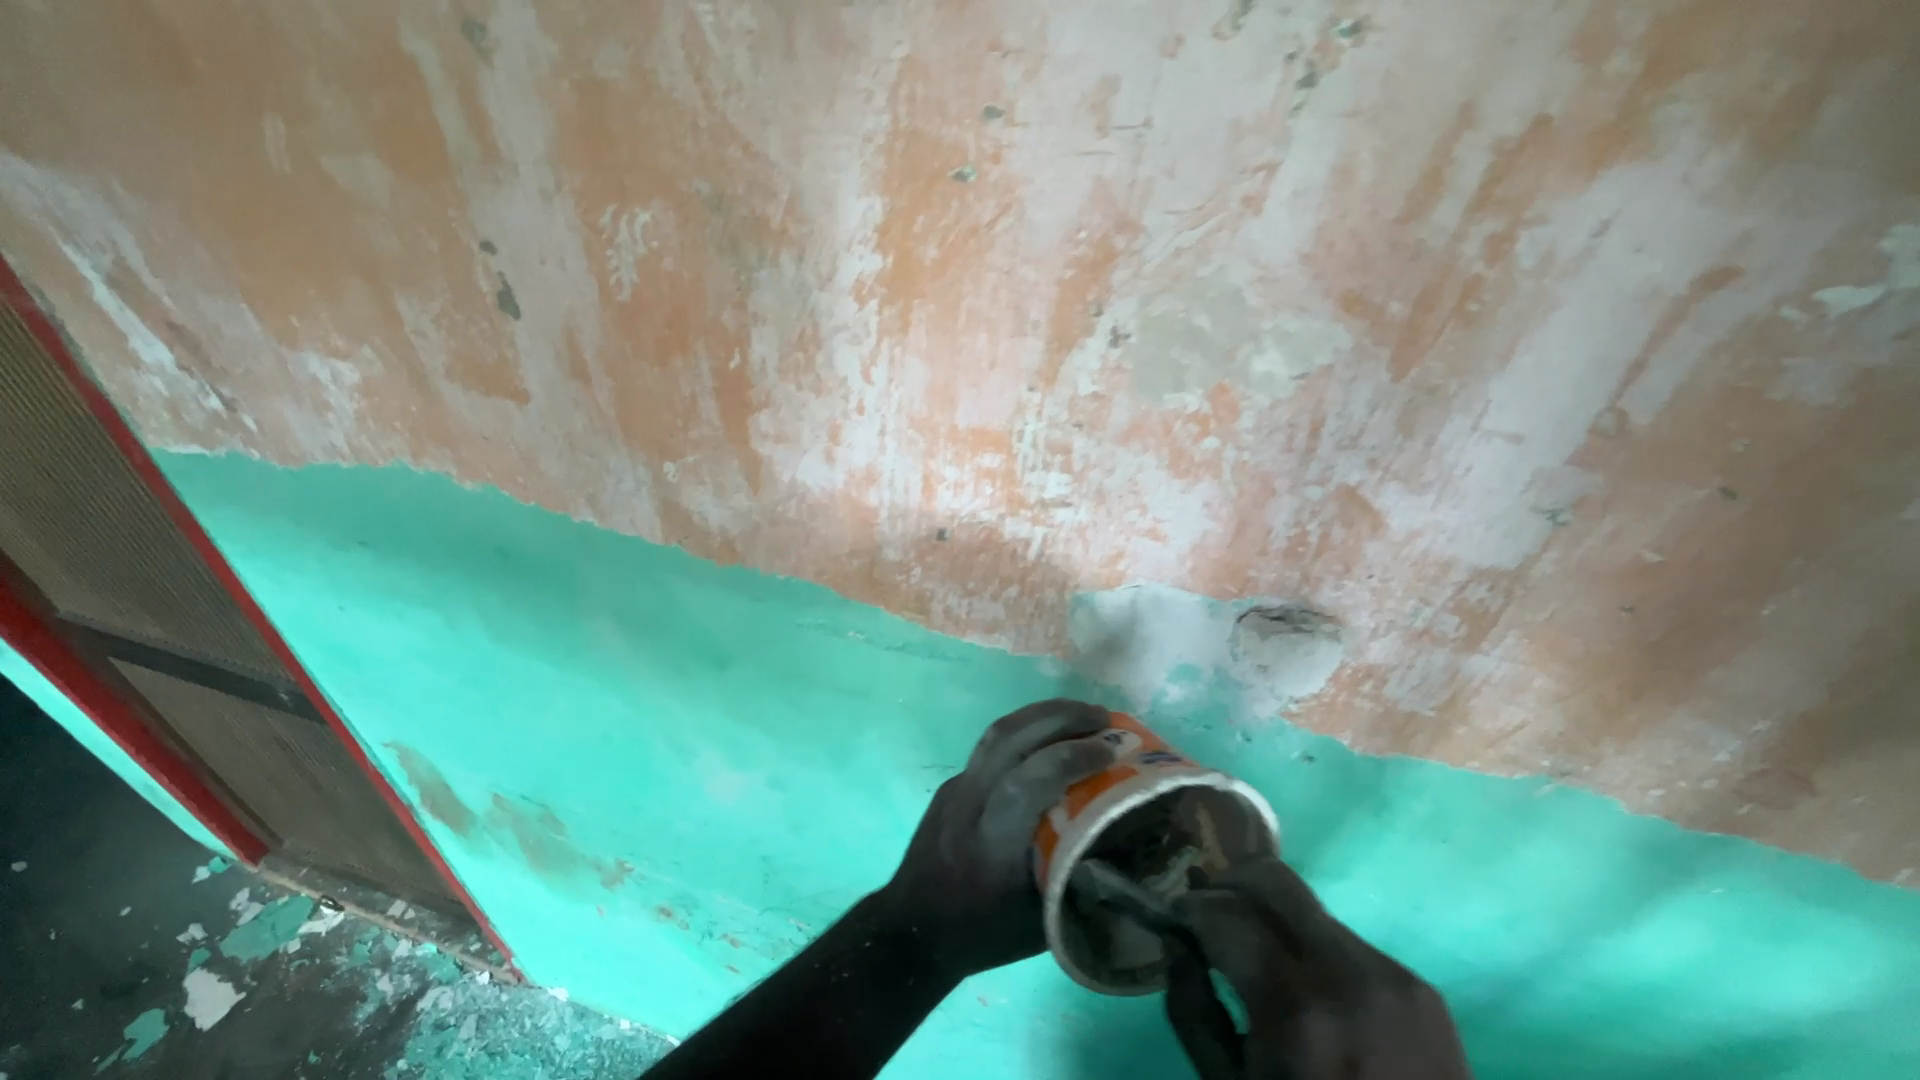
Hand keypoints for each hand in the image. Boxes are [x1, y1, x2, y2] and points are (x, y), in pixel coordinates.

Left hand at [876, 699, 1118, 980]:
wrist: (914, 930)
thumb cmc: (985, 932)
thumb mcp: (1043, 921)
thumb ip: (1078, 876)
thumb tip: (1126, 840)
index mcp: (991, 845)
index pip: (1026, 782)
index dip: (1069, 759)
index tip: (1111, 751)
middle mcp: (969, 806)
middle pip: (1008, 740)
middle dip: (1059, 718)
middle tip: (1104, 718)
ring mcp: (955, 789)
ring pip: (997, 734)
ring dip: (1043, 716)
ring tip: (1083, 716)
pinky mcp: (951, 784)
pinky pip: (992, 747)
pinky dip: (1027, 734)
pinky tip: (1052, 742)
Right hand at [1164, 856, 1471, 1079]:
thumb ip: (1192, 1012)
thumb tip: (1179, 947)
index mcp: (1293, 1008)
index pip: (1224, 911)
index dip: (1190, 907)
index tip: (1176, 919)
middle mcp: (1345, 973)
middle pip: (1272, 878)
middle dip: (1229, 883)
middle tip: (1210, 913)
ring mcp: (1391, 974)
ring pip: (1310, 908)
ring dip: (1273, 920)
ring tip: (1261, 959)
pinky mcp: (1420, 986)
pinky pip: (1348, 943)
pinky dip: (1314, 952)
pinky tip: (1312, 992)